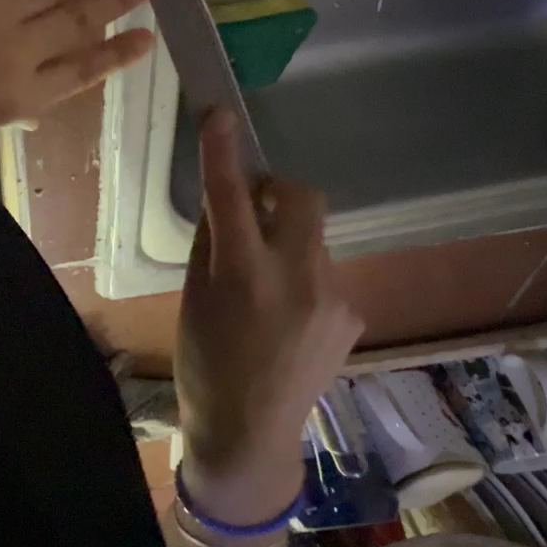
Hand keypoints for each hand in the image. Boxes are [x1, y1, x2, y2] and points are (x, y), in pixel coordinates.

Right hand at [174, 110, 362, 525]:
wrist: (250, 432)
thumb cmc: (203, 361)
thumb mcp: (192, 297)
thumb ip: (212, 244)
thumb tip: (225, 203)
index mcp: (242, 273)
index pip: (230, 195)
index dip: (222, 151)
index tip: (219, 114)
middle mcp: (297, 276)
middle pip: (301, 196)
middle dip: (275, 190)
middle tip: (250, 209)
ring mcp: (334, 296)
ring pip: (311, 236)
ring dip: (284, 239)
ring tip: (262, 286)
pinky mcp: (353, 313)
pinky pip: (323, 270)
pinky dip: (299, 274)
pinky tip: (283, 314)